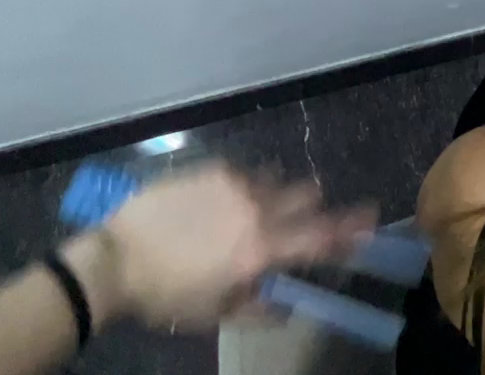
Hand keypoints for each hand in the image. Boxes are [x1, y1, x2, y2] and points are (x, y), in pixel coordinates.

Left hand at [61, 163, 374, 329]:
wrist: (113, 260)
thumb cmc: (165, 296)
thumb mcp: (213, 314)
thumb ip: (258, 309)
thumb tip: (290, 308)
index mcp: (260, 250)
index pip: (320, 236)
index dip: (350, 227)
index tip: (371, 217)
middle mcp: (257, 210)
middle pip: (307, 195)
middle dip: (308, 206)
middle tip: (292, 221)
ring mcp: (236, 184)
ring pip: (276, 180)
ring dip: (273, 196)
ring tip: (245, 213)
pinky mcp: (214, 169)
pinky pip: (244, 173)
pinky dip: (242, 188)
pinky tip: (216, 204)